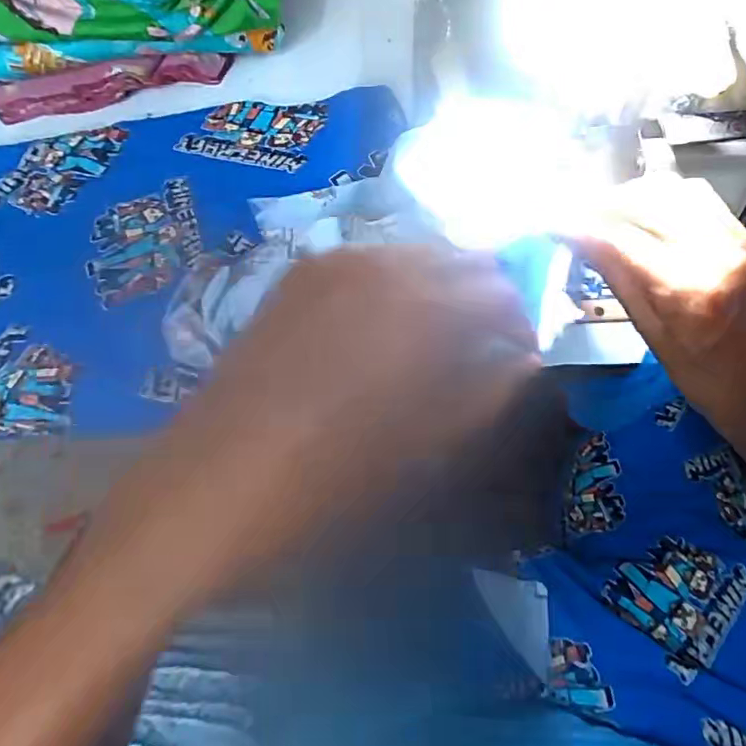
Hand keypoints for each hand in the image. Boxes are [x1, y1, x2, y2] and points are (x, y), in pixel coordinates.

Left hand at [80, 246, 538, 605]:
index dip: (524, 323)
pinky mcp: (299, 275)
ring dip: (439, 293)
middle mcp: (382, 260)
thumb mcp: (435, 443)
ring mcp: (334, 261)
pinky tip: (379, 335)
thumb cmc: (336, 478)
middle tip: (483, 353)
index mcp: (426, 299)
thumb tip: (531, 361)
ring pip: (414, 260)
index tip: (524, 359)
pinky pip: (368, 267)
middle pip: (462, 262)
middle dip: (485, 302)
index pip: (506, 289)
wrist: (214, 485)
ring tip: (433, 346)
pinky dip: (391, 291)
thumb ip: (495, 391)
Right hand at [571, 175, 745, 467]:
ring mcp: (733, 237)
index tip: (549, 219)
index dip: (577, 223)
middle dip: (599, 205)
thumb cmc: (701, 377)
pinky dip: (659, 198)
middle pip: (642, 201)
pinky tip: (642, 216)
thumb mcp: (648, 331)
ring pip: (667, 190)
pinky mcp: (742, 234)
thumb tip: (573, 235)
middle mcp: (712, 250)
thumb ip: (613, 273)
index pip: (617, 237)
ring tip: (605, 216)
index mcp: (685, 287)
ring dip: (629, 196)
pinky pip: (693, 195)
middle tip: (572, 217)